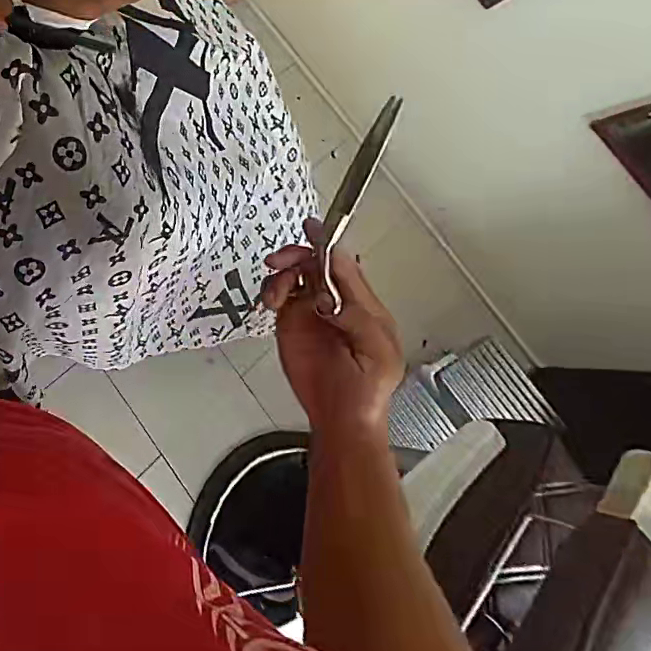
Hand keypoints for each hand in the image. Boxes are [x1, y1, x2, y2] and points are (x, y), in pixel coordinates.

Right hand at [260, 218, 404, 441]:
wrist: (340, 419)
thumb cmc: (367, 391)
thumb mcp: (379, 353)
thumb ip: (360, 317)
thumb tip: (334, 292)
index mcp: (363, 304)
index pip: (345, 265)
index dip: (328, 246)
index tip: (314, 231)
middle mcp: (336, 301)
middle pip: (316, 263)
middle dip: (299, 254)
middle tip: (283, 260)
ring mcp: (312, 310)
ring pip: (295, 274)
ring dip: (283, 272)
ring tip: (277, 292)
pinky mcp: (291, 322)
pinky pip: (279, 293)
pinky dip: (272, 289)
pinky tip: (272, 301)